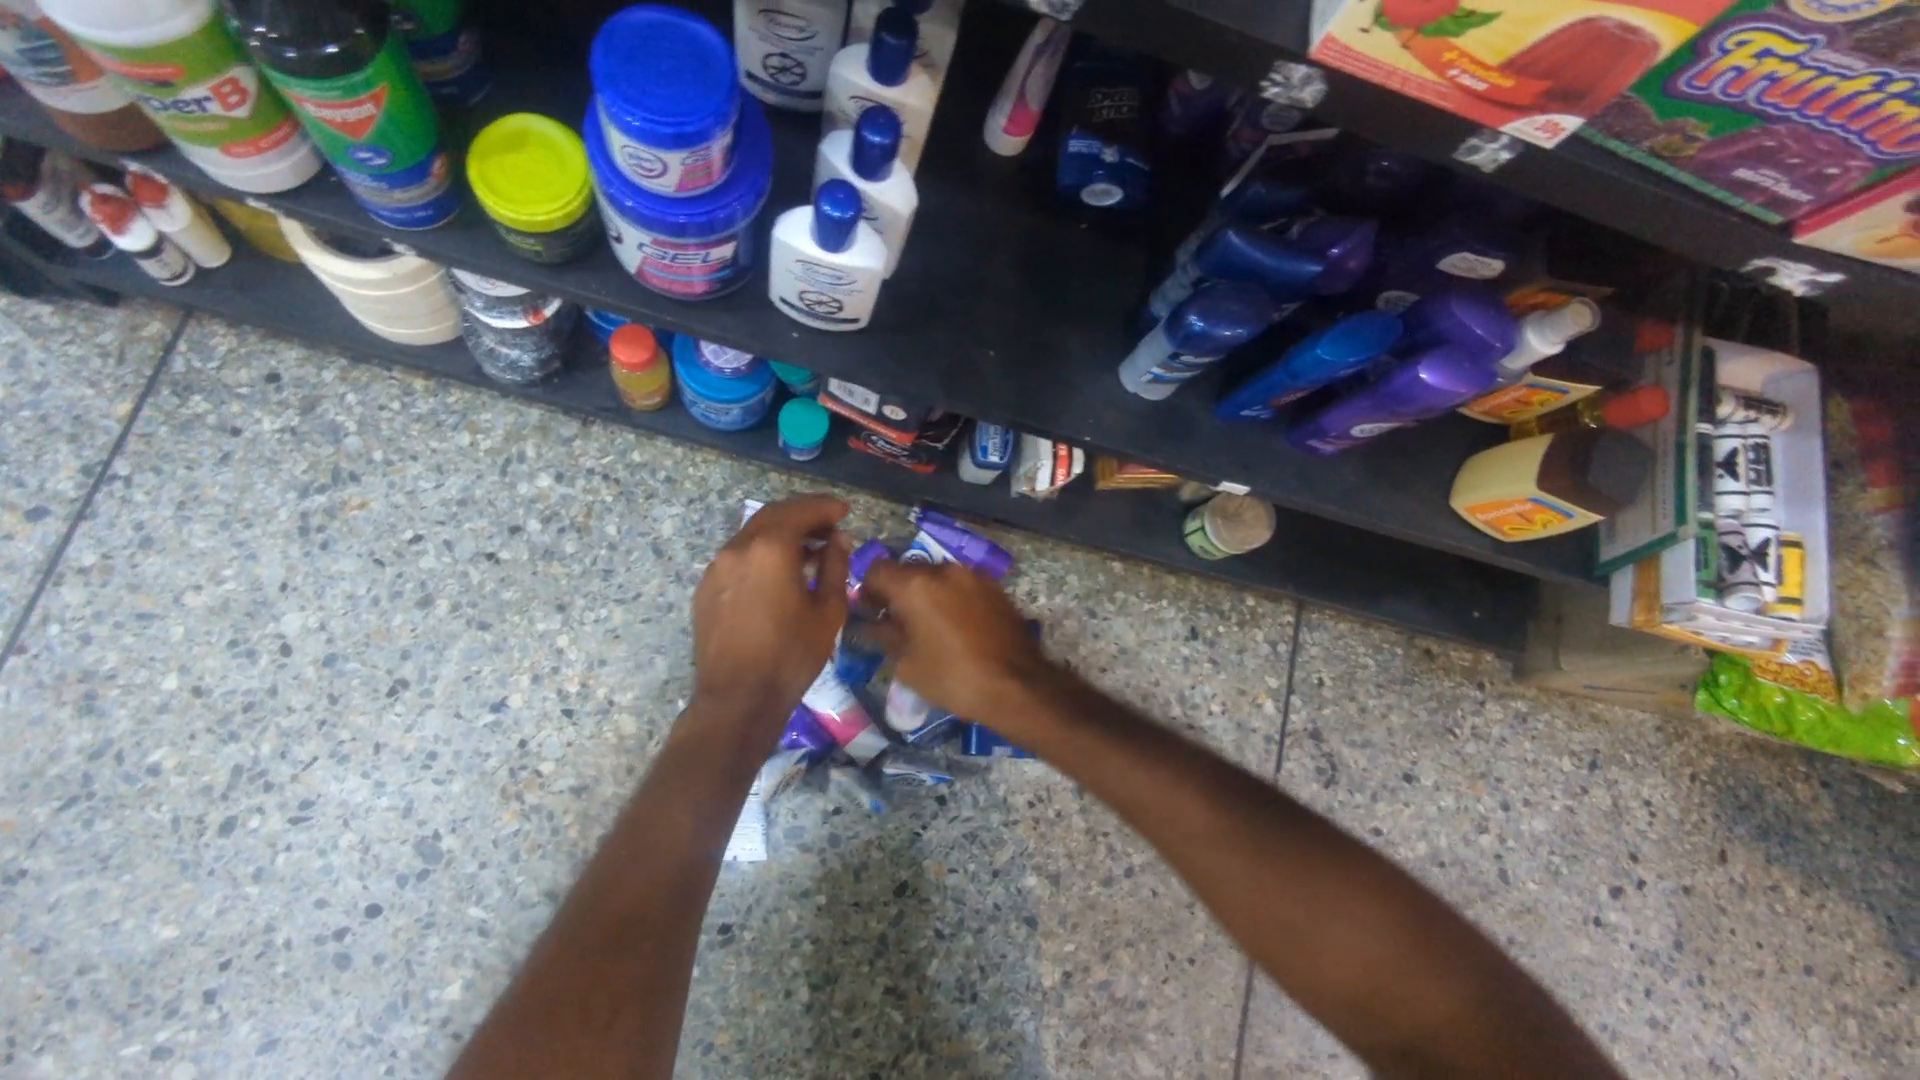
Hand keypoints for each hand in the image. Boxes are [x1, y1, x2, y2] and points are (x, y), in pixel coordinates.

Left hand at [691, 495, 850, 721]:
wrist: (738, 698)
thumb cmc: (791, 655)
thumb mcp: (827, 611)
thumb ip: (834, 566)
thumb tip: (837, 540)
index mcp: (771, 548)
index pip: (801, 510)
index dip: (826, 507)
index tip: (845, 510)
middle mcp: (738, 547)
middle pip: (773, 515)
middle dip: (803, 515)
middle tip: (829, 526)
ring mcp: (717, 567)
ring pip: (753, 535)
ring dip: (782, 534)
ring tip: (808, 551)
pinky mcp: (706, 588)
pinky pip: (739, 557)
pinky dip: (762, 553)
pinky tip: (779, 574)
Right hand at [858, 559, 1051, 722]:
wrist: (1017, 685)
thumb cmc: (953, 677)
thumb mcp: (906, 664)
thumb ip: (882, 636)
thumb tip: (868, 625)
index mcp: (915, 585)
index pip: (876, 570)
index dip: (867, 591)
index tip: (871, 614)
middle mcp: (944, 570)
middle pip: (907, 570)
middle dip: (897, 592)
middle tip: (897, 623)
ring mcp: (973, 576)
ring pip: (936, 576)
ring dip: (926, 594)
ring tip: (929, 626)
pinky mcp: (995, 587)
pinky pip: (961, 585)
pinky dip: (951, 598)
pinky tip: (955, 627)